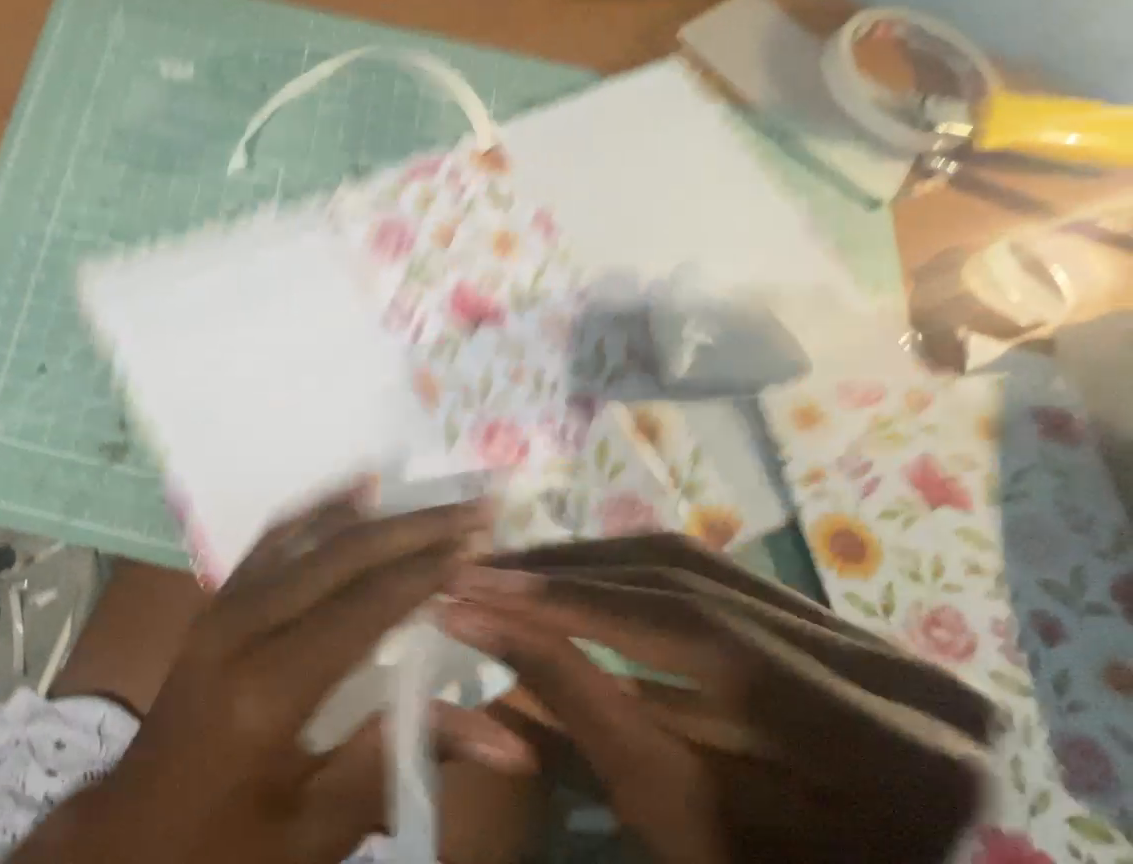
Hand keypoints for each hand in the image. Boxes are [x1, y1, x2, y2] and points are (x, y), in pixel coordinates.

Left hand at [11, 485, 522, 863]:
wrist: (136, 829)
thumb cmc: (230, 838)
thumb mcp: (318, 823)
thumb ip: (403, 762)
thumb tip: (510, 743)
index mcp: (269, 687)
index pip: (363, 607)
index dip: (425, 570)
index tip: (480, 541)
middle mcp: (240, 628)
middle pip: (337, 557)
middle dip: (411, 528)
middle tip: (473, 506)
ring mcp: (218, 609)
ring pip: (301, 537)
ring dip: (367, 514)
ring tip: (424, 494)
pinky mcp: (211, 607)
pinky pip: (268, 545)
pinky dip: (313, 516)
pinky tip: (347, 500)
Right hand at [445, 534, 996, 863]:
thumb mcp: (664, 809)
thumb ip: (577, 699)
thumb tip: (469, 614)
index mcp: (887, 744)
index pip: (697, 631)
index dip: (574, 602)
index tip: (472, 587)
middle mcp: (904, 670)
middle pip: (693, 581)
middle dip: (567, 574)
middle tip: (472, 573)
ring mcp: (877, 641)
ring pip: (697, 565)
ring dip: (586, 566)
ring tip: (502, 571)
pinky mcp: (838, 630)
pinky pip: (713, 579)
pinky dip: (625, 577)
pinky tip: (562, 578)